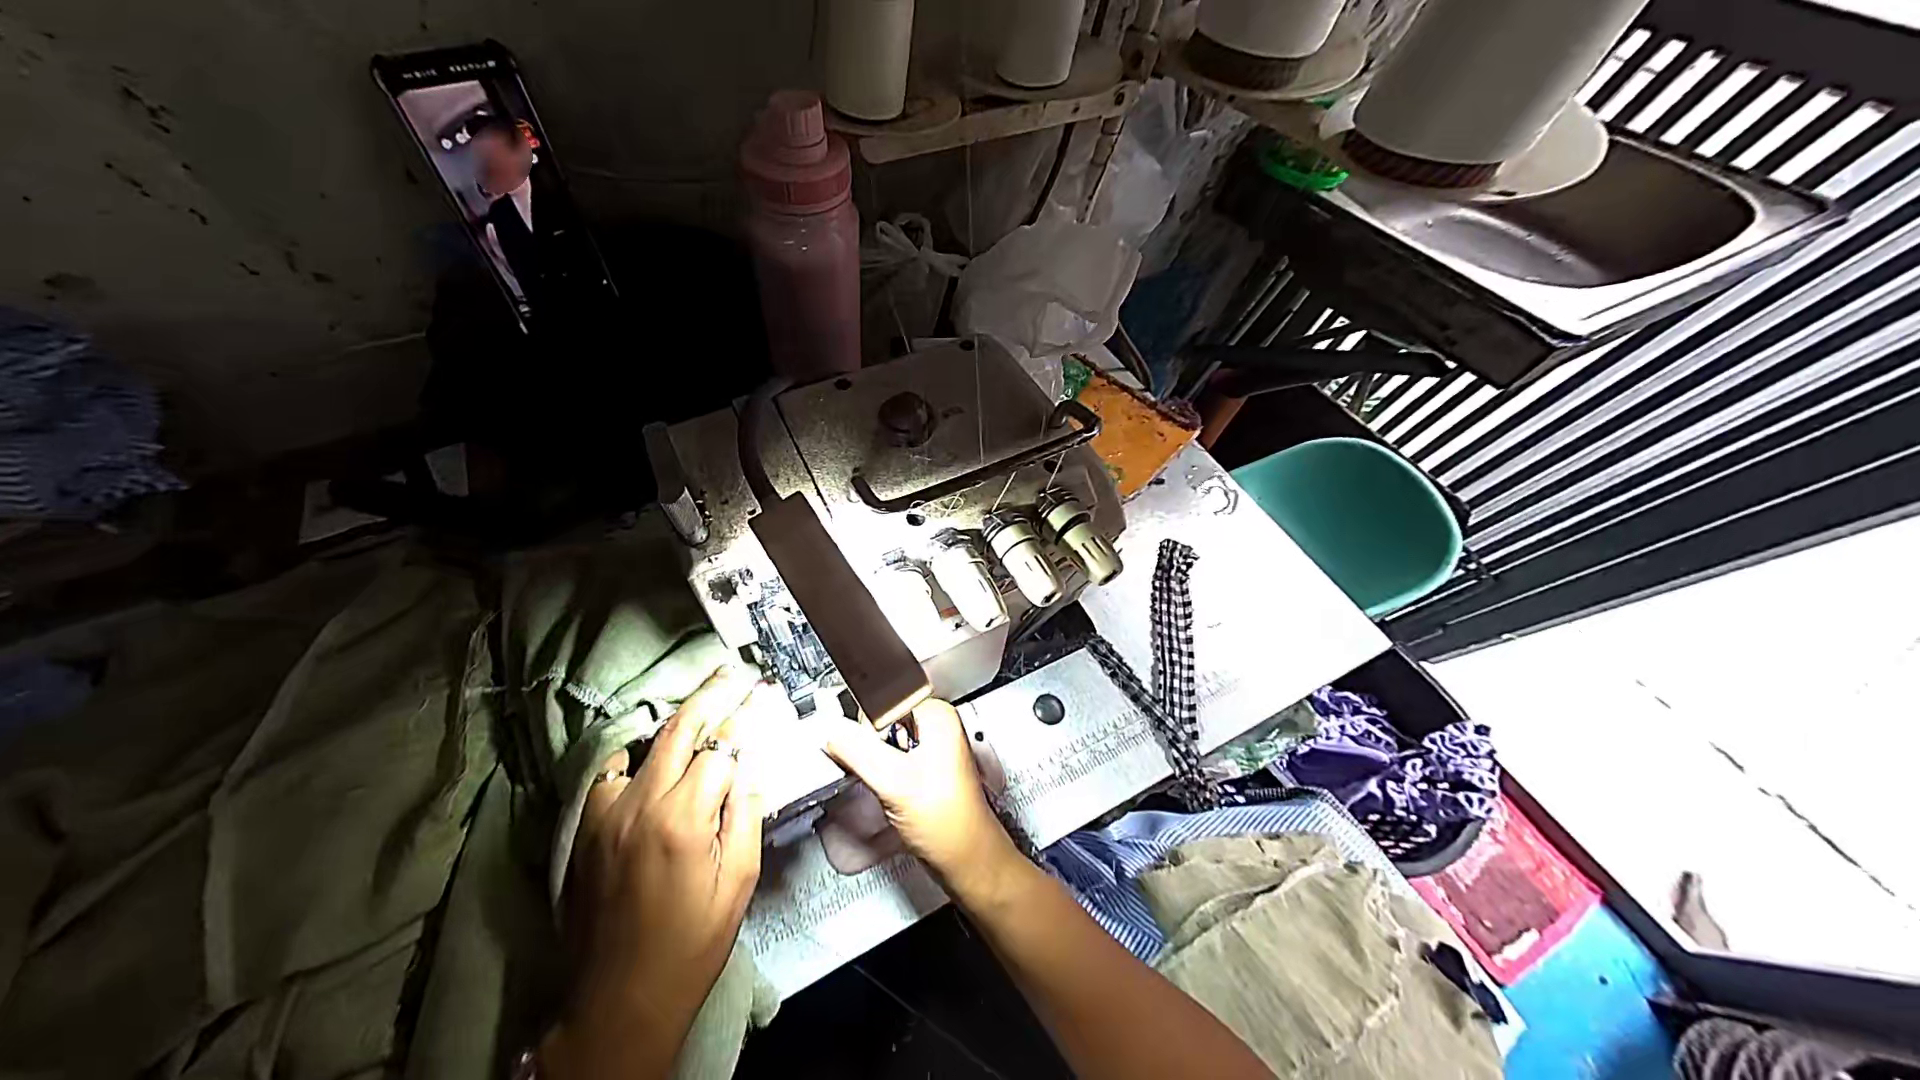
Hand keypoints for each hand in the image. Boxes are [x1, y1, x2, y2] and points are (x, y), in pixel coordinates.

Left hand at [542, 666, 785, 1079]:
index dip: (744, 716)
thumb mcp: (738, 883)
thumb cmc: (692, 943)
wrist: (619, 996)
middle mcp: (642, 804)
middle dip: (711, 694)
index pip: (720, 748)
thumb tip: (747, 770)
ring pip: (645, 746)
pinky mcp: (587, 829)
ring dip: (677, 720)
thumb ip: (745, 816)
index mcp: (685, 819)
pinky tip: (649, 755)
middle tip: (732, 670)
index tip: (762, 690)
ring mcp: (608, 814)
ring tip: (701, 700)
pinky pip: (612, 775)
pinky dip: (634, 757)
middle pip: (680, 730)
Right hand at [823, 699, 1024, 905]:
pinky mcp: (920, 765)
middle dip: (866, 743)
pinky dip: (877, 768)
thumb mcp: (894, 782)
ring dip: (871, 758)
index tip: (856, 744)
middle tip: (878, 771)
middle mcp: (935, 724)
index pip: (881, 696)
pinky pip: (887, 754)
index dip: (864, 724)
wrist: (967, 860)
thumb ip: (858, 751)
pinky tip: (888, 789)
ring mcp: (928, 745)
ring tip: (888, 784)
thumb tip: (832, 732)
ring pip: (880, 737)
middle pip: (879, 715)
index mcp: (936, 714)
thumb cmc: (949, 824)